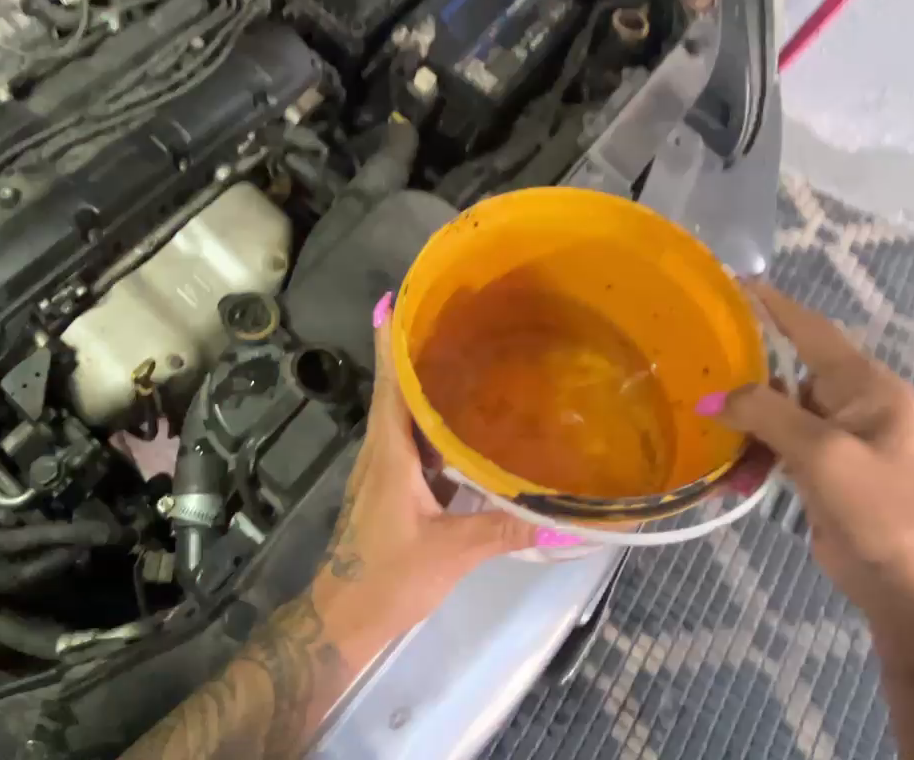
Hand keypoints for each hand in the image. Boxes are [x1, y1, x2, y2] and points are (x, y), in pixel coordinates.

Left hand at [313, 294, 535, 637]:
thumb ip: (504, 532)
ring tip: (461, 358)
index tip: (392, 299)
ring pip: (404, 416)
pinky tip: (462, 427)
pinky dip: (433, 424)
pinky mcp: (391, 487)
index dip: (388, 341)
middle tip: (446, 317)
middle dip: (413, 351)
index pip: (388, 383)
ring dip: (424, 386)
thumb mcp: (450, 551)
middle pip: (396, 389)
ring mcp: (383, 468)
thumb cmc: (388, 575)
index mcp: (388, 451)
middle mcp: (381, 449)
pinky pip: (413, 442)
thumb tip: (568, 522)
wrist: (346, 613)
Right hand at [702, 284, 913, 611]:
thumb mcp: (821, 452)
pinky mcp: (825, 476)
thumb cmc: (883, 508)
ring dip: (742, 428)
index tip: (732, 282)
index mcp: (869, 388)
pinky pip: (776, 449)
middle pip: (786, 373)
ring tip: (703, 433)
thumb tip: (712, 398)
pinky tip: (729, 479)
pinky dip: (752, 459)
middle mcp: (856, 406)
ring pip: (775, 414)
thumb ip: (764, 411)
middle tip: (690, 365)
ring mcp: (840, 443)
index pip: (813, 331)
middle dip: (742, 375)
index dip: (774, 305)